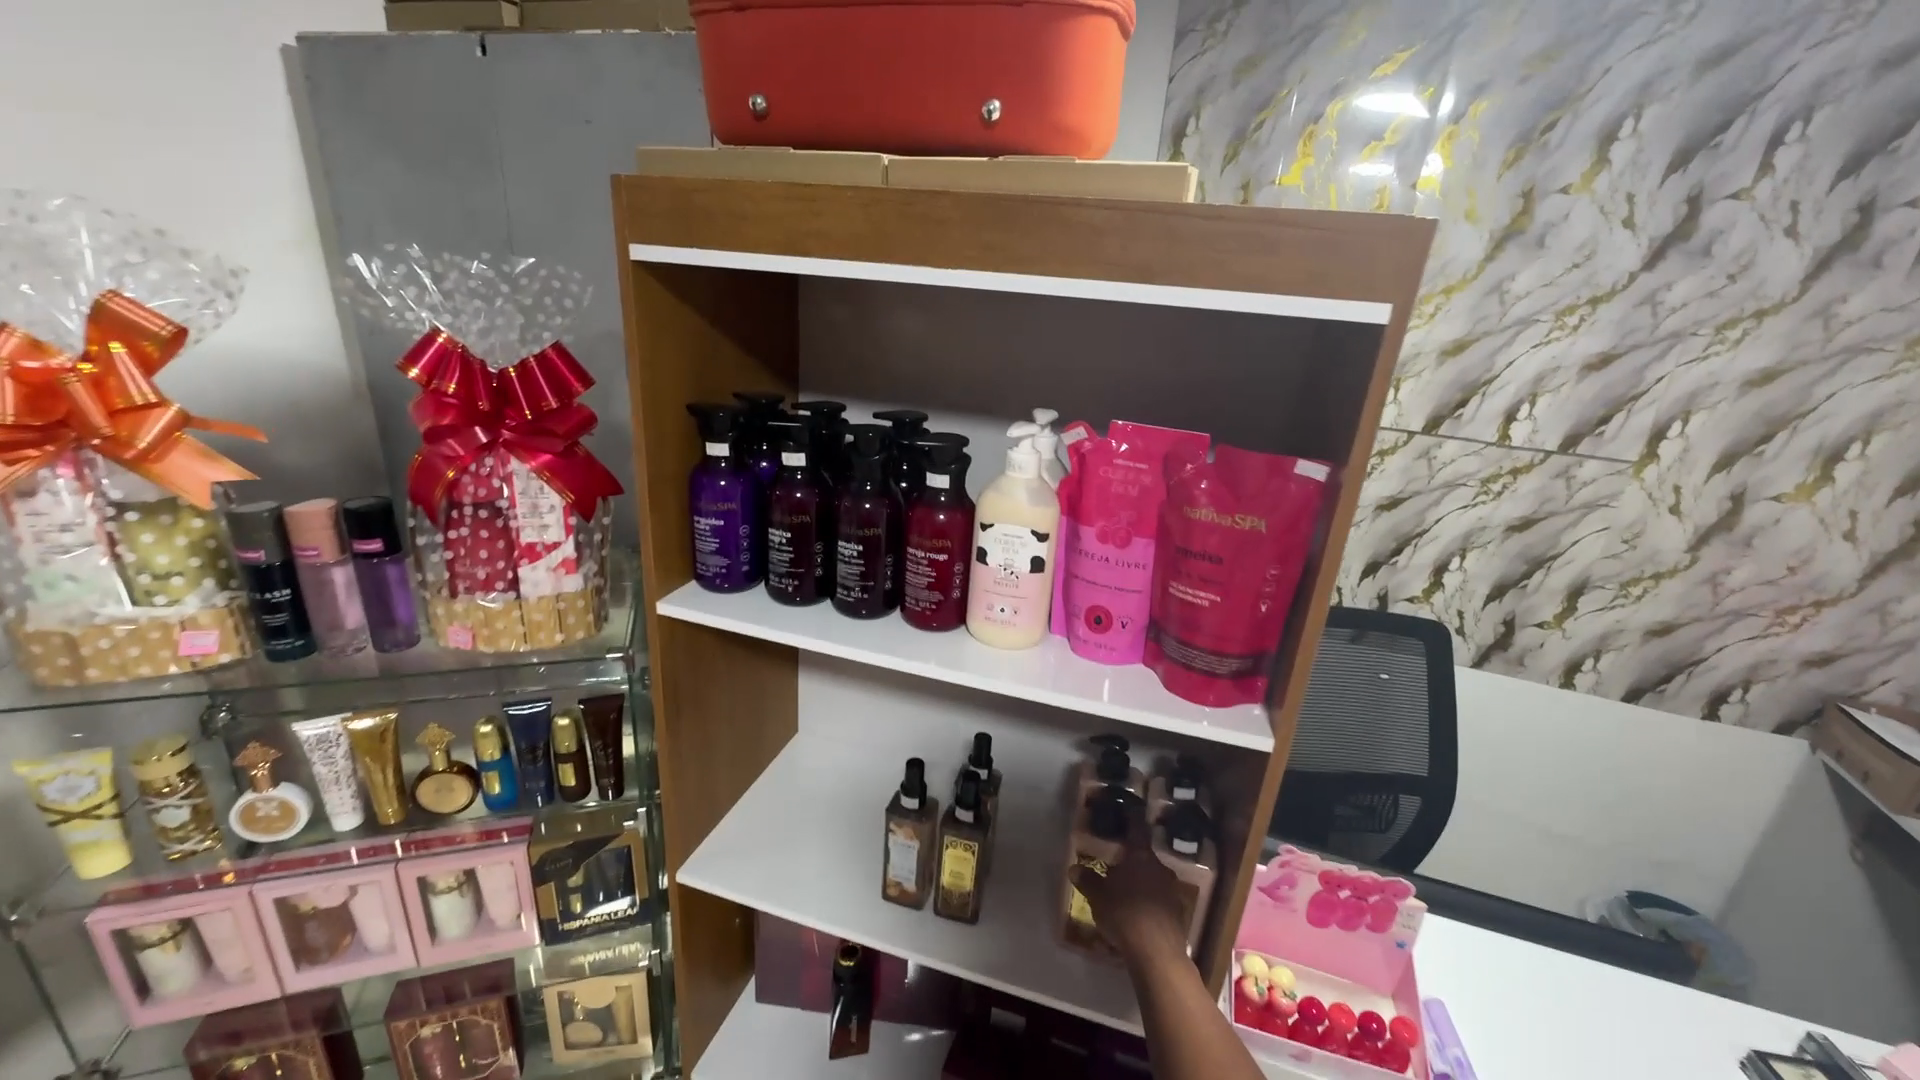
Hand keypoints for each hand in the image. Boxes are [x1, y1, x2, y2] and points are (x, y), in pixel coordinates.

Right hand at [1069, 805, 1189, 965]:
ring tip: (1125, 895)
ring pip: (1153, 879)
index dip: (1132, 817)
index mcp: (1139, 857)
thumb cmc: (1124, 914)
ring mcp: (1172, 890)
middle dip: (1131, 861)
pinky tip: (1138, 916)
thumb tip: (1074, 868)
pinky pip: (1160, 900)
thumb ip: (1088, 880)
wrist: (1157, 952)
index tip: (1130, 807)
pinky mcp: (1178, 913)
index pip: (1136, 828)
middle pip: (1144, 857)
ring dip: (1141, 883)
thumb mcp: (1098, 897)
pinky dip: (1149, 903)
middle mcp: (1159, 867)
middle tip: (1116, 867)